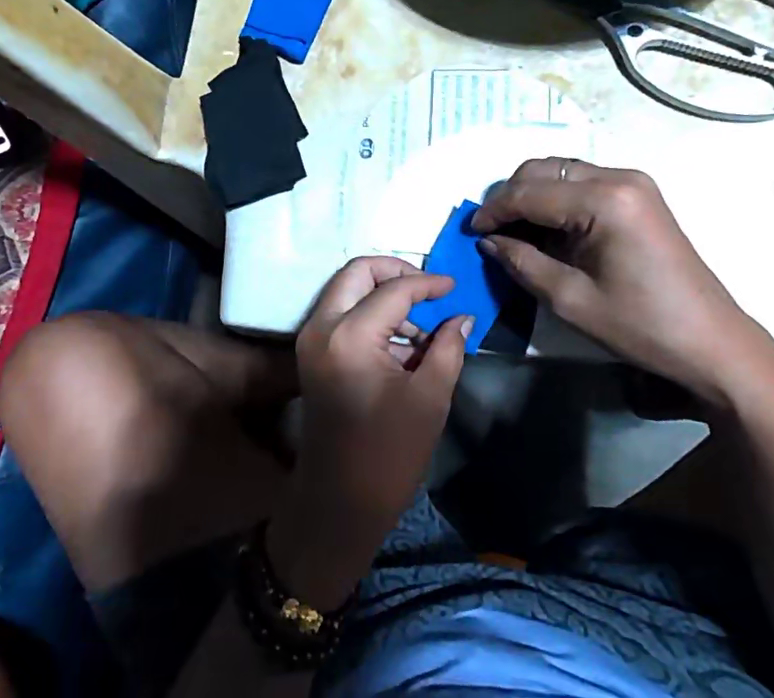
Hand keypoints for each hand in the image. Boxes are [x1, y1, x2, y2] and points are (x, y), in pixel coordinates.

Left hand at [269, 257, 468, 608]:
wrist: (338, 503)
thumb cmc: (389, 452)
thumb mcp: (430, 396)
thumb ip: (447, 346)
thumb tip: (462, 316)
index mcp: (350, 336)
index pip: (395, 289)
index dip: (429, 283)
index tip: (454, 287)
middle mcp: (321, 328)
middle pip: (358, 272)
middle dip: (396, 271)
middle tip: (430, 289)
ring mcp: (311, 341)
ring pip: (347, 290)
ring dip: (384, 296)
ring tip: (422, 328)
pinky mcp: (312, 355)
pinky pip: (342, 314)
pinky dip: (372, 315)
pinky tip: (404, 343)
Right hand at [472, 159, 773, 407]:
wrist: (710, 339)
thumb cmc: (641, 325)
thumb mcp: (571, 299)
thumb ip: (523, 262)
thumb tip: (490, 241)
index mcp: (605, 200)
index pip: (531, 191)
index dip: (495, 210)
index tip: (470, 232)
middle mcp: (620, 177)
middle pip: (546, 169)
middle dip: (512, 196)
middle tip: (491, 233)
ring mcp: (634, 183)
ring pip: (564, 172)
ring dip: (535, 195)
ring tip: (515, 233)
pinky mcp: (641, 195)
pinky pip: (586, 184)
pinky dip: (559, 200)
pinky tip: (548, 230)